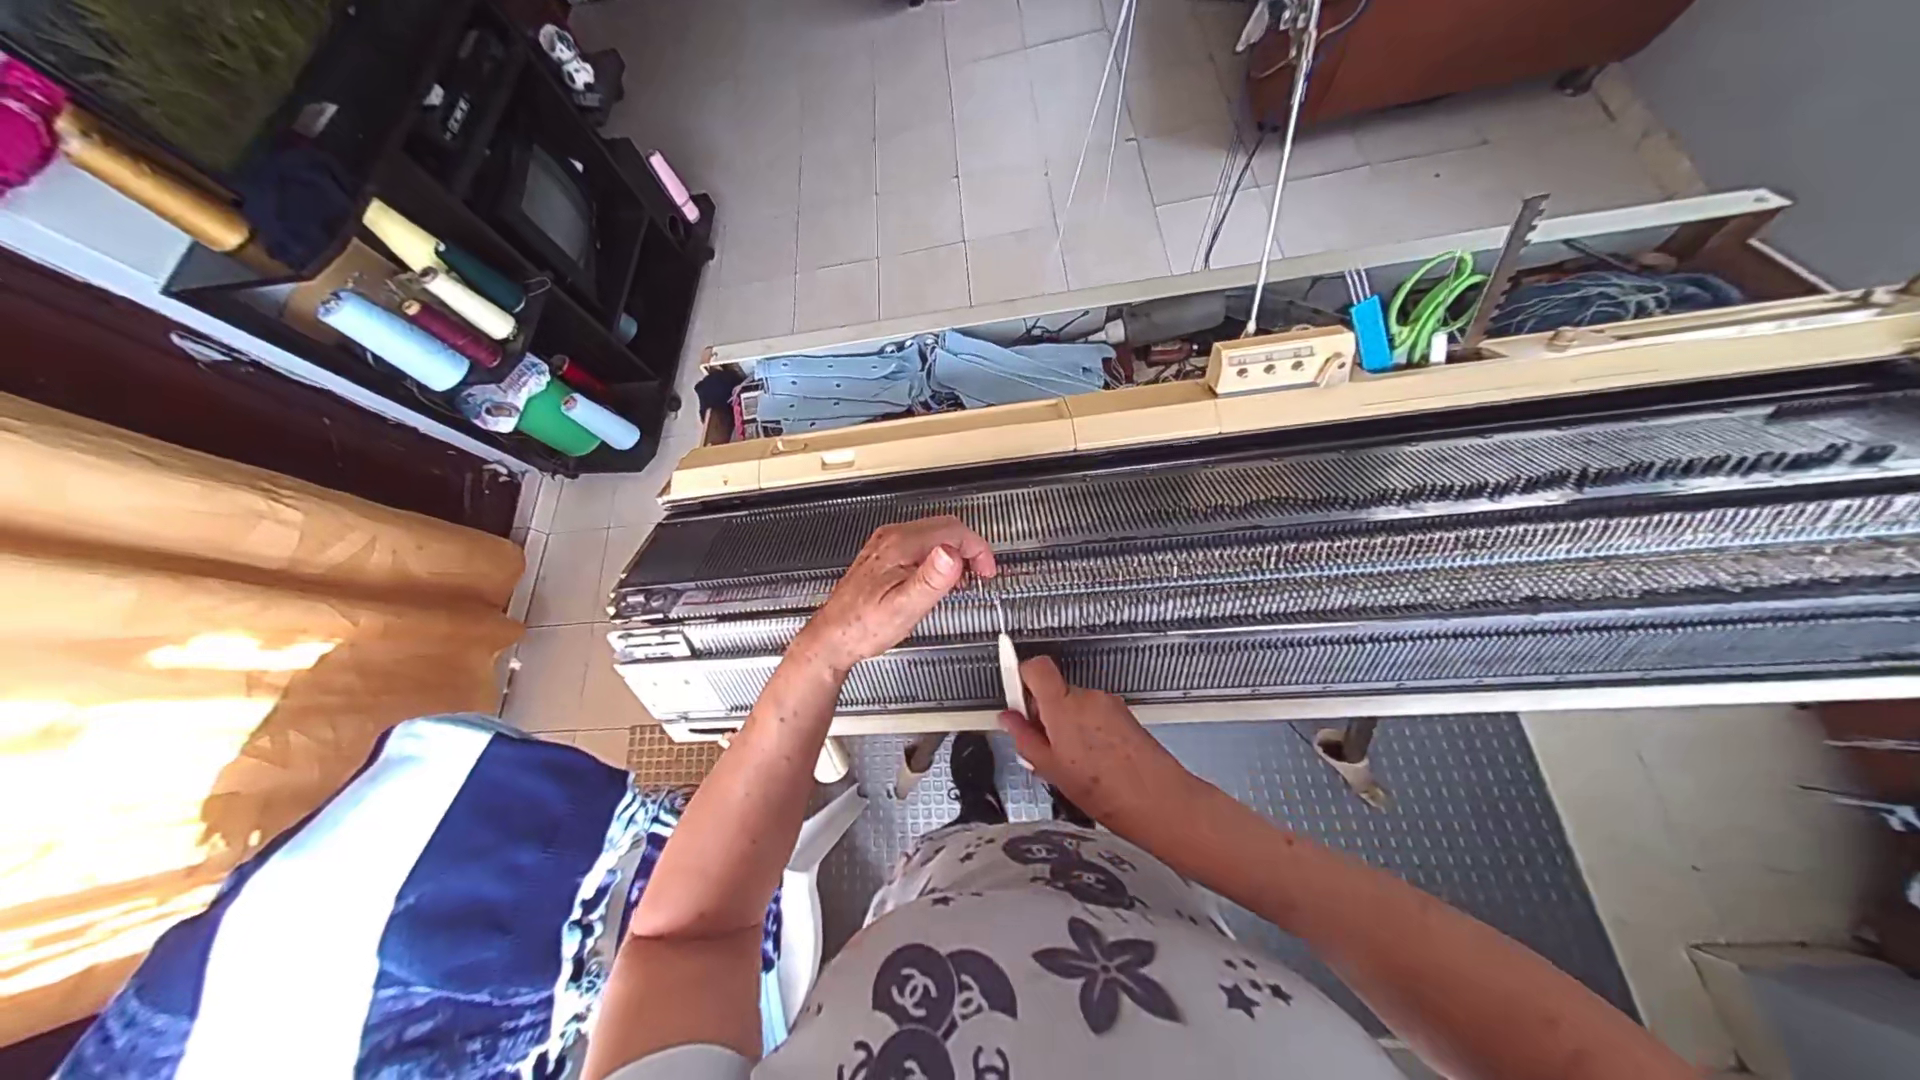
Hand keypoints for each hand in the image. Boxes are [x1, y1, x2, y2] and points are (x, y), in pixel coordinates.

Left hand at [792, 516, 996, 674]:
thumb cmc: (863, 627)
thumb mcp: (905, 607)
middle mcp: (892, 538)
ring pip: (933, 535)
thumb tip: (953, 553)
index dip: (977, 549)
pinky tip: (937, 580)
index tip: (986, 570)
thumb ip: (931, 578)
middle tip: (979, 574)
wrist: (832, 638)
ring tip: (962, 580)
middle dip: (969, 549)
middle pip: (945, 527)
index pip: (953, 530)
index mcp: (900, 545)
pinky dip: (937, 558)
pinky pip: (919, 546)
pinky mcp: (883, 557)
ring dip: (954, 553)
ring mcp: (886, 546)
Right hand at [998, 656, 1198, 836]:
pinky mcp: (1124, 713)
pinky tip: (1092, 760)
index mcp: (1063, 706)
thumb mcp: (1051, 769)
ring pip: (1075, 703)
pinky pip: (1095, 712)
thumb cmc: (1108, 791)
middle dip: (1045, 711)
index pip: (1036, 667)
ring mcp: (1108, 703)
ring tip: (1073, 760)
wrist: (1159, 801)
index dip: (1021, 676)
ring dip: (1068, 723)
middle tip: (1044, 743)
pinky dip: (1088, 729)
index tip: (1015, 694)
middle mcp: (1087, 697)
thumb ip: (1025, 738)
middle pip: (1054, 689)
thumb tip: (1009, 720)